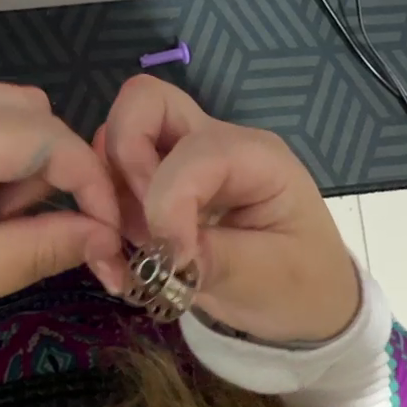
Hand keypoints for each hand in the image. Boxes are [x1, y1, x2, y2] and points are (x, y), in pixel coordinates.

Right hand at [96, 75, 360, 343]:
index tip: (173, 259)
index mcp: (254, 156)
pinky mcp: (157, 180)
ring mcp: (179, 156)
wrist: (302, 305)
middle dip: (123, 156)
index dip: (168, 201)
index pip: (193, 152)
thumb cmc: (300, 286)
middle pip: (144, 101)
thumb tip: (161, 255)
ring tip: (127, 244)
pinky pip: (113, 173)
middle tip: (132, 219)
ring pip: (119, 133)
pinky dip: (105, 207)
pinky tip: (120, 255)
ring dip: (110, 186)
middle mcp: (211, 140)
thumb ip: (214, 261)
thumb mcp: (271, 280)